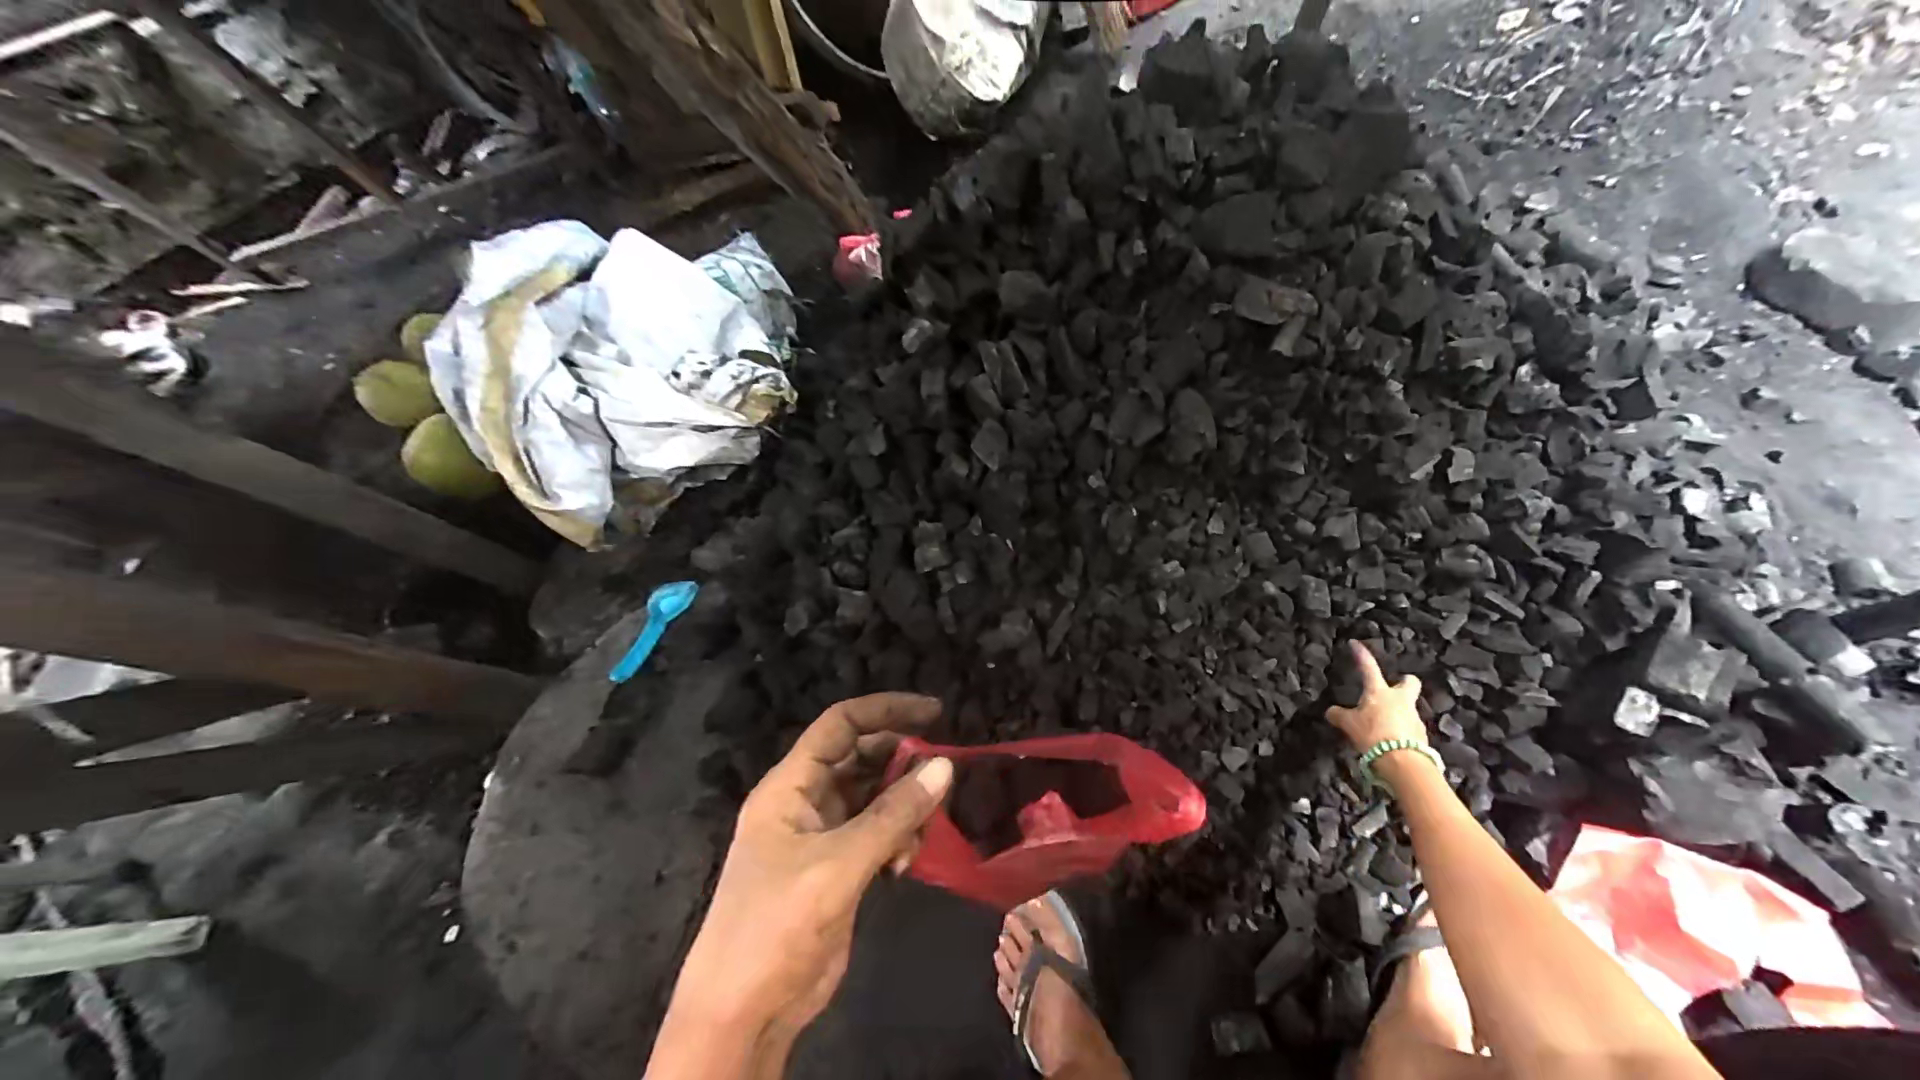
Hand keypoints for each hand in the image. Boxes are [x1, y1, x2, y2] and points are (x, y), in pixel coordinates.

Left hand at [647, 693, 952, 1079]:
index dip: (885, 711)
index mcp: (790, 785)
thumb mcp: (838, 864)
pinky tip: (905, 864)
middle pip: (861, 759)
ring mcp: (821, 836)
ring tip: (923, 830)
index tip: (935, 712)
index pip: (840, 725)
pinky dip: (897, 839)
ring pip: (873, 798)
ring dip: (903, 807)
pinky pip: (877, 834)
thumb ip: (892, 814)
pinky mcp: (837, 869)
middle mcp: (805, 801)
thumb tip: (944, 766)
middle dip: (901, 763)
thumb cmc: (777, 924)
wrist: (742, 1013)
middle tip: (942, 777)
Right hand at [1326, 640, 1425, 751]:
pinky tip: (1391, 740)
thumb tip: (1331, 711)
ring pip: (1409, 707)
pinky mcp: (1421, 735)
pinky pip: (1410, 727)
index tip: (1355, 643)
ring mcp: (1414, 717)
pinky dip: (1401, 730)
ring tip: (1384, 724)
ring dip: (1399, 711)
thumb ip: (1339, 715)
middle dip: (1404, 682)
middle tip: (1396, 687)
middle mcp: (1401, 700)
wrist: (1403, 761)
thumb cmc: (1372, 734)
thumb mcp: (1348, 724)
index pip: (1368, 668)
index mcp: (1380, 692)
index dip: (1361, 655)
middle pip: (1409, 683)